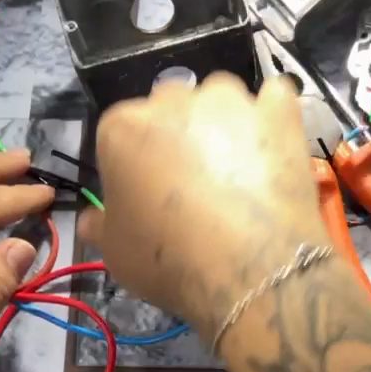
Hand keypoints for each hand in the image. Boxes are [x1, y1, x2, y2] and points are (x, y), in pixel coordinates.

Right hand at [79, 74, 326, 337]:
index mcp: (121, 128)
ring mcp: (228, 101)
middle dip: (181, 142)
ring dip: (226, 127)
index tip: (154, 201)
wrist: (250, 272)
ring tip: (240, 176)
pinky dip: (272, 121)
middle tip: (199, 192)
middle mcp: (171, 99)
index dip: (138, 170)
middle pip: (172, 111)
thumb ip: (100, 226)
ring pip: (221, 101)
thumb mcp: (117, 256)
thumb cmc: (173, 264)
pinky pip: (273, 101)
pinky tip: (273, 152)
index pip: (123, 137)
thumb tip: (92, 219)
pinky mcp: (278, 112)